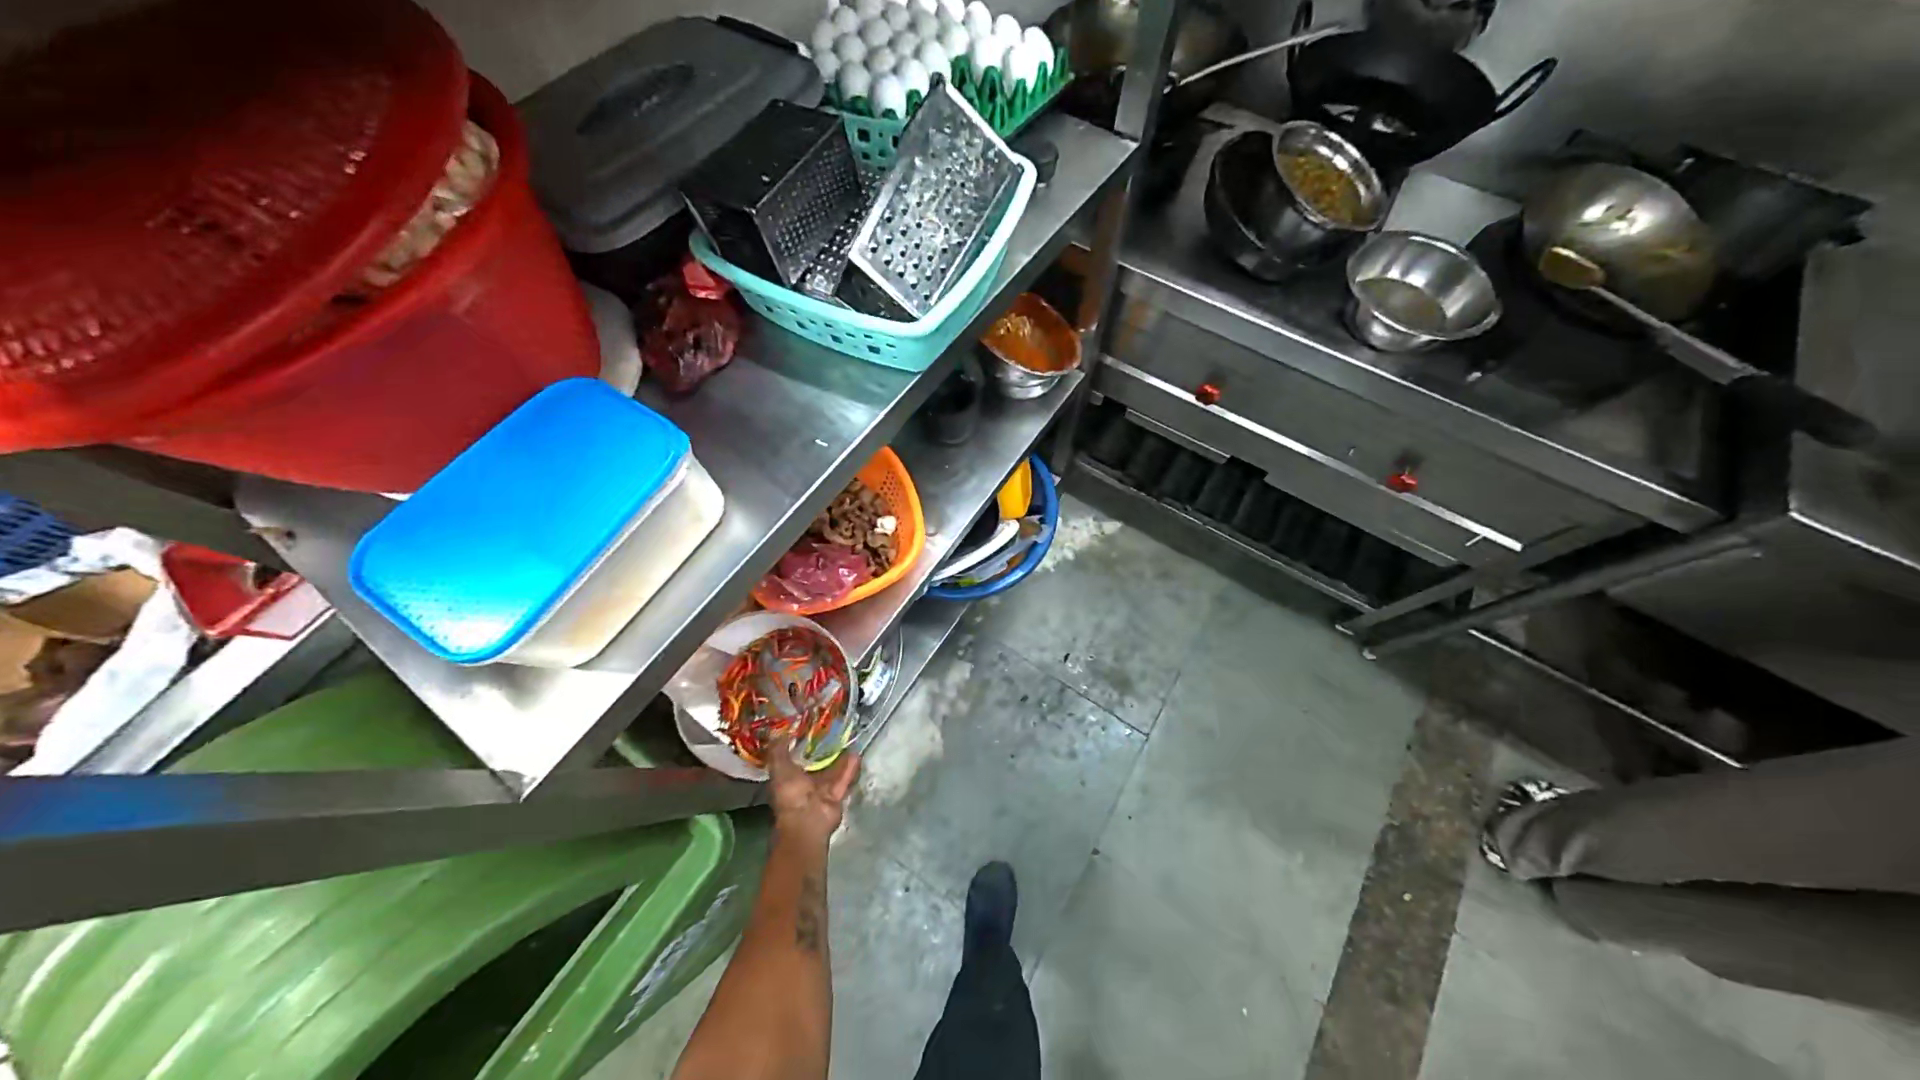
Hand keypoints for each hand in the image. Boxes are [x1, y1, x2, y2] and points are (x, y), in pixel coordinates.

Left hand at [765, 736, 860, 843]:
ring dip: (839, 758)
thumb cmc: (789, 793)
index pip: (793, 760)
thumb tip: (780, 733)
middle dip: (821, 751)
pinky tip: (855, 753)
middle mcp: (804, 786)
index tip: (806, 730)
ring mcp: (822, 791)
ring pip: (832, 771)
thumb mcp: (779, 767)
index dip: (798, 747)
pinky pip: (843, 778)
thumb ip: (778, 750)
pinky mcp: (837, 795)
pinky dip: (849, 767)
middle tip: (830, 732)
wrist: (808, 819)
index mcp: (787, 779)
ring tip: (846, 739)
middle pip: (814, 765)